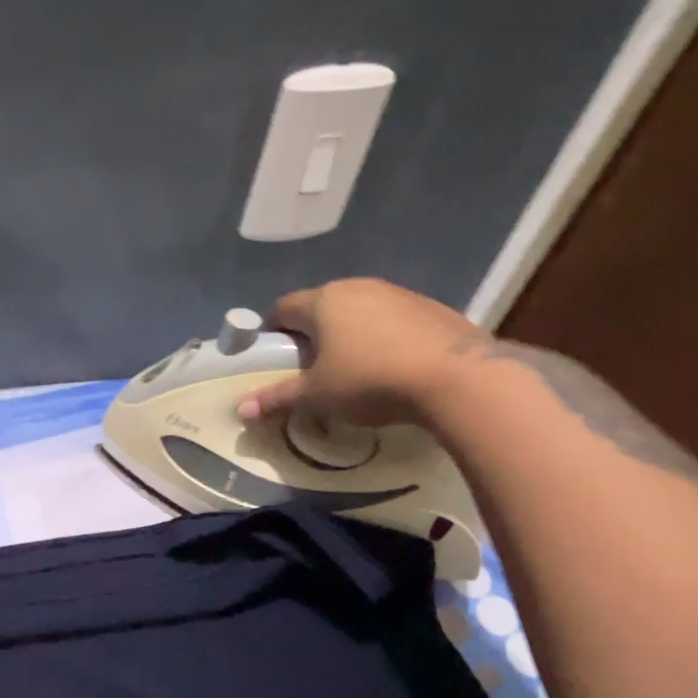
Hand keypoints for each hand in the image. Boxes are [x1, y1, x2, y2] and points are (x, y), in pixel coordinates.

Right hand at [236, 277, 486, 426]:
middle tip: (312, 369)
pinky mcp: (430, 306)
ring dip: (349, 334)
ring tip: (354, 369)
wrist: (456, 377)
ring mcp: (397, 293)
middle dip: (312, 334)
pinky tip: (391, 366)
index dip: (273, 332)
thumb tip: (241, 410)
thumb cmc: (370, 381)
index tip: (276, 358)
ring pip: (358, 310)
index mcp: (323, 302)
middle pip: (321, 306)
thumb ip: (278, 398)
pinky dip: (383, 337)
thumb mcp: (318, 396)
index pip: (283, 308)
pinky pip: (392, 318)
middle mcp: (357, 287)